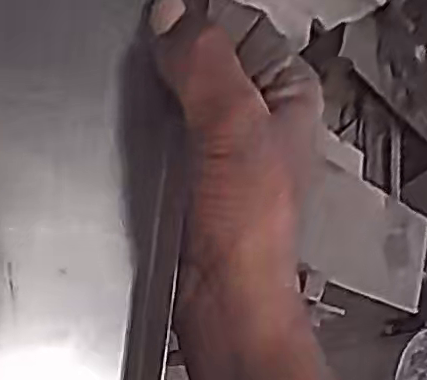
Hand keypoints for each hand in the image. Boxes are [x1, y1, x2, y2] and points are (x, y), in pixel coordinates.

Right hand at [150, 0, 321, 305]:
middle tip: (149, 80)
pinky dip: (145, 148)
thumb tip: (171, 16)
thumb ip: (205, 61)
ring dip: (154, 114)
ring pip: (178, 110)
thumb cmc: (250, 237)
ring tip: (146, 125)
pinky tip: (139, 156)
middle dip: (170, 72)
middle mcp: (254, 126)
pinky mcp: (187, 193)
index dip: (197, 21)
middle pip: (203, 66)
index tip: (162, 27)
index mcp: (287, 95)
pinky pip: (161, 151)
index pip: (237, 25)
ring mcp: (218, 160)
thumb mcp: (234, 125)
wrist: (222, 303)